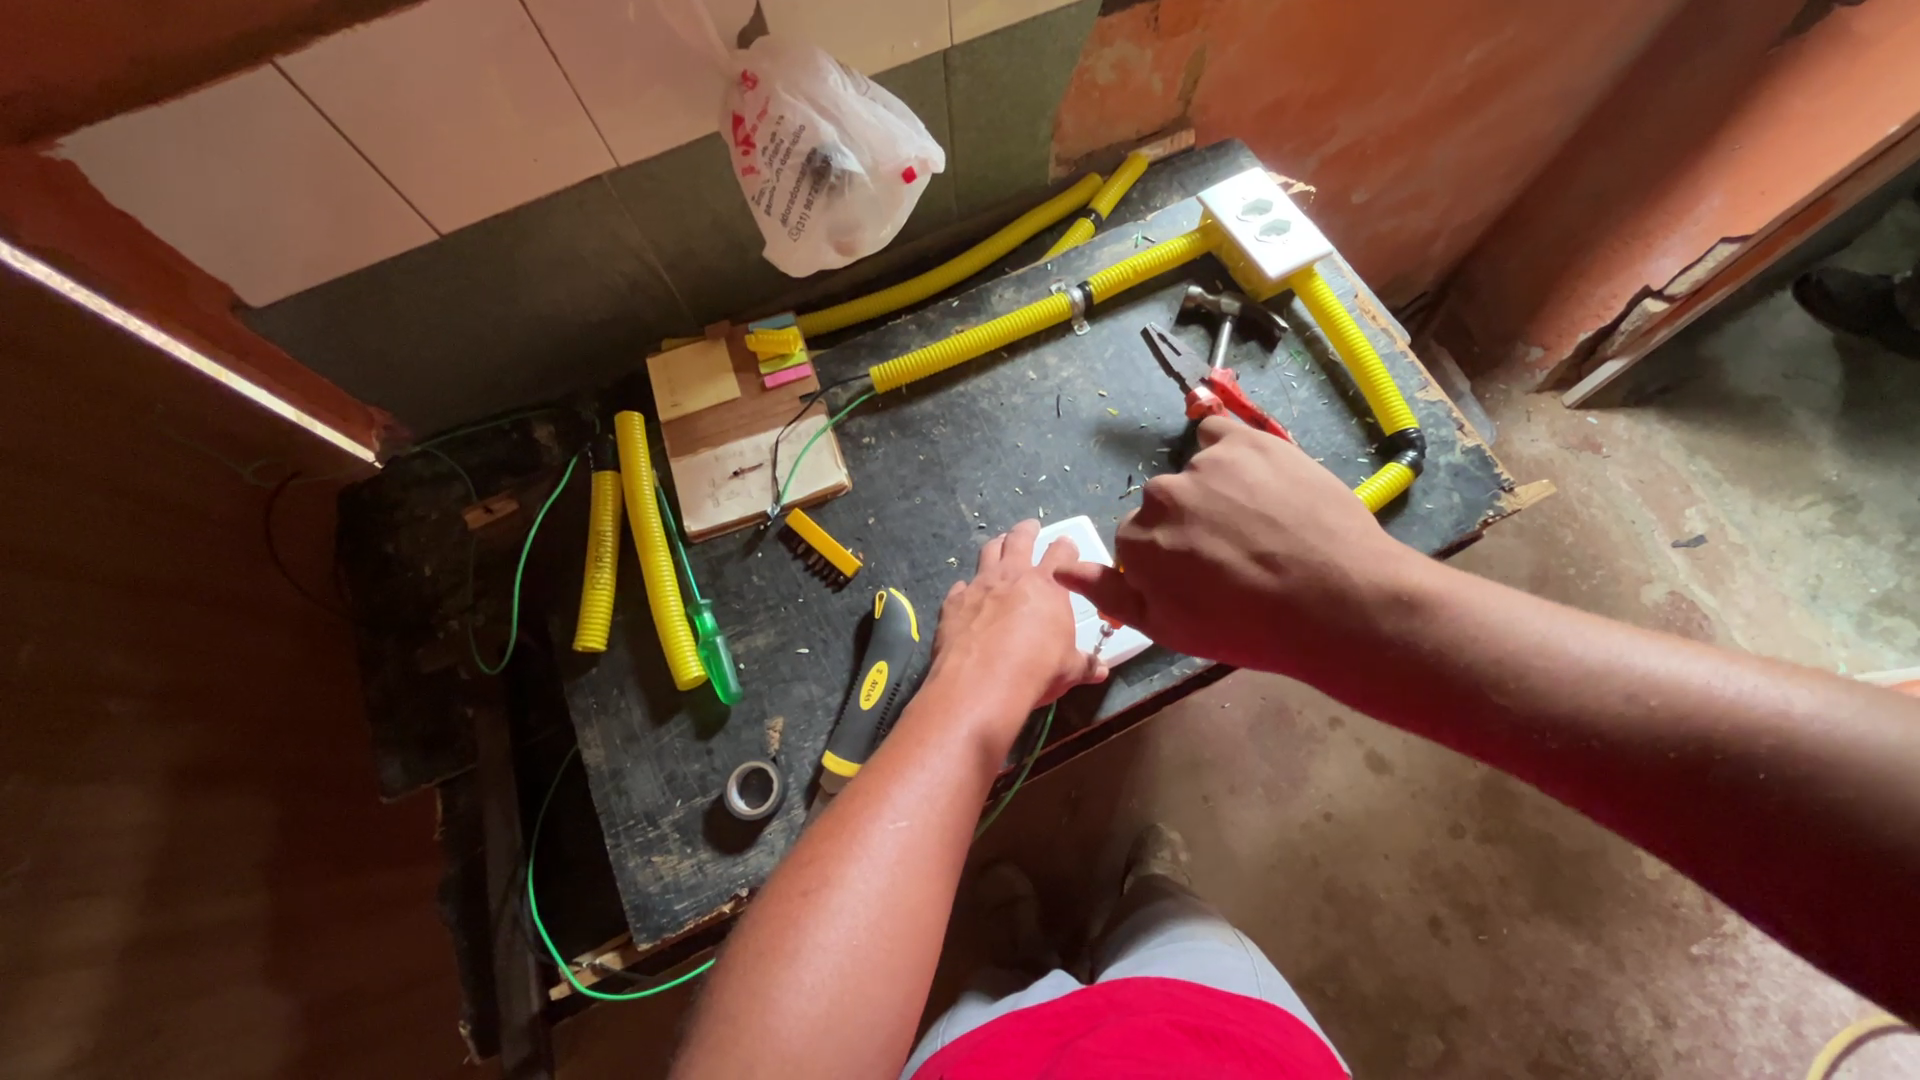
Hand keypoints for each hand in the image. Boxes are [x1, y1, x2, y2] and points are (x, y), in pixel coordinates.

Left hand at [928, 519, 1107, 732]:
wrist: (981, 683)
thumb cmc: (1036, 671)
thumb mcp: (1068, 670)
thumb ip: (1084, 665)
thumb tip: (1101, 670)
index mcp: (1047, 586)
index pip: (1061, 554)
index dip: (1066, 547)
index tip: (1067, 544)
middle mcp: (1012, 577)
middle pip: (1020, 540)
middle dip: (1027, 530)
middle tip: (1031, 526)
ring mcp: (979, 587)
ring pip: (988, 553)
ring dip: (996, 546)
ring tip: (999, 544)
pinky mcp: (953, 604)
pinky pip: (960, 587)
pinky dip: (966, 587)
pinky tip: (966, 592)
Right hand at [1052, 416, 1423, 677]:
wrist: (1338, 601)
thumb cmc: (1249, 628)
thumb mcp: (1169, 629)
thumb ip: (1110, 594)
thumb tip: (1059, 569)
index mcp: (1135, 543)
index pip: (1134, 541)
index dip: (1167, 560)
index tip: (1202, 577)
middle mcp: (1160, 496)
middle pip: (1162, 505)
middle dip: (1188, 524)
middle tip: (1235, 553)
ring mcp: (1204, 465)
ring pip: (1194, 474)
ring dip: (1215, 492)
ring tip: (1262, 526)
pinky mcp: (1247, 441)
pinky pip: (1220, 435)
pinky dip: (1230, 452)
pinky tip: (1259, 480)